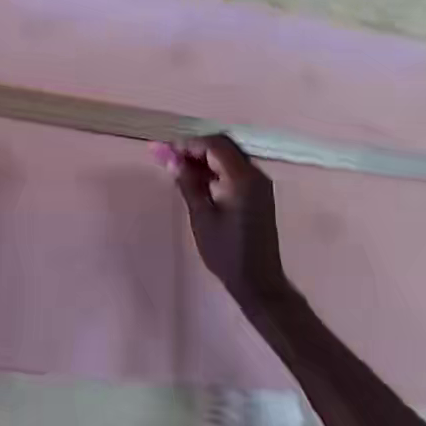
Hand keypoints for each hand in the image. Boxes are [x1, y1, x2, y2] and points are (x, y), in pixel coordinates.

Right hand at [158, 134, 289, 306]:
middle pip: (223, 146)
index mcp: (242, 178)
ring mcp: (260, 183)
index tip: (165, 150)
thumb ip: (188, 183)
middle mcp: (255, 174)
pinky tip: (198, 180)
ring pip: (229, 157)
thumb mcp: (201, 217)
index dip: (188, 144)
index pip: (213, 146)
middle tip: (170, 156)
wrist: (258, 281)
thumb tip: (172, 160)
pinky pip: (235, 170)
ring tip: (179, 167)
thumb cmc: (226, 252)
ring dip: (204, 158)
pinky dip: (216, 169)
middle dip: (195, 148)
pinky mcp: (259, 193)